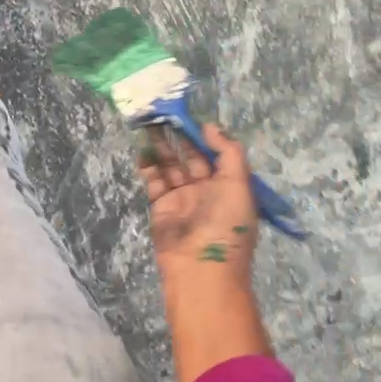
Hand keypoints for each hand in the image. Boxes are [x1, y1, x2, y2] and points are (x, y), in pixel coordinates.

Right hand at [139, 122, 272, 381]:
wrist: (201, 270)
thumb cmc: (226, 226)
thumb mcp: (239, 187)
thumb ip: (228, 153)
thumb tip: (210, 126)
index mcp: (229, 187)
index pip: (215, 154)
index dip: (202, 134)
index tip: (186, 114)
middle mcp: (207, 190)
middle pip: (190, 156)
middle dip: (177, 135)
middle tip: (160, 111)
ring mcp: (182, 198)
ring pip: (170, 165)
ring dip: (160, 145)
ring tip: (147, 122)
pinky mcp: (161, 206)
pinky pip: (154, 180)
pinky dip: (147, 165)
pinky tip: (141, 150)